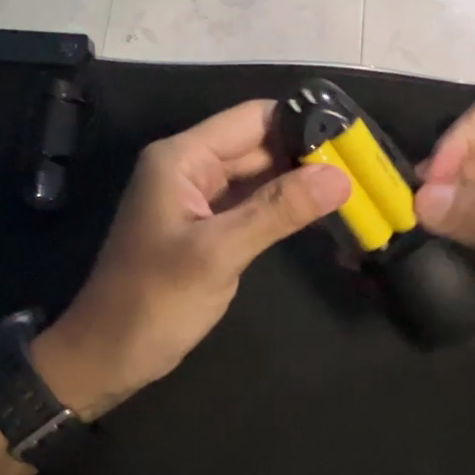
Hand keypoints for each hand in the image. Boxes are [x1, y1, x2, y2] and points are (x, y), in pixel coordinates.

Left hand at [35, 100, 351, 419]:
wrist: (106, 355)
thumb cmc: (153, 303)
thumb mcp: (218, 254)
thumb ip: (278, 211)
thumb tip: (340, 176)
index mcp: (181, 159)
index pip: (252, 119)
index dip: (303, 123)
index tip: (355, 141)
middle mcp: (189, 168)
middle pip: (258, 145)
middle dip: (308, 156)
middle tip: (368, 171)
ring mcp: (197, 200)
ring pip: (258, 177)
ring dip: (300, 183)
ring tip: (357, 191)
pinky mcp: (205, 230)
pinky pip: (251, 206)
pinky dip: (283, 209)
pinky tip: (321, 216)